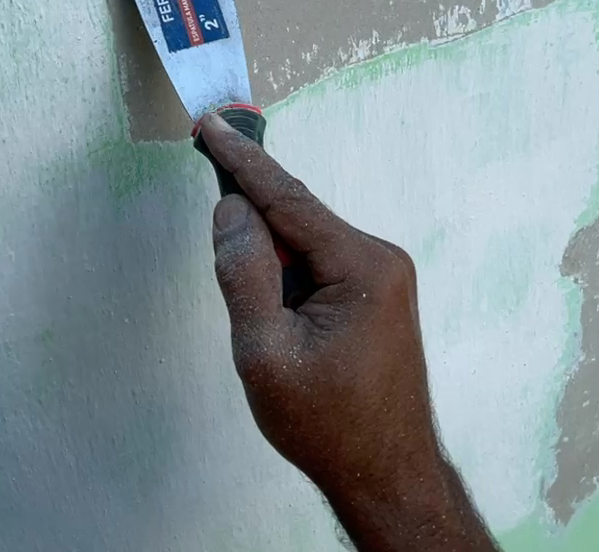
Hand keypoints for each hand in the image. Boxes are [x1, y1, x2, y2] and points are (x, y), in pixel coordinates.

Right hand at [199, 117, 498, 551]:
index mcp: (360, 265)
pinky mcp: (374, 288)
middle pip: (295, 217)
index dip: (242, 160)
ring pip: (302, 239)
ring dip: (269, 261)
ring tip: (267, 325)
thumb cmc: (326, 423)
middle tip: (231, 269)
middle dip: (252, 228)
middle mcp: (378, 256)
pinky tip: (282, 317)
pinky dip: (286, 272)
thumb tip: (231, 208)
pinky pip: (316, 258)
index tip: (211, 122)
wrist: (387, 477)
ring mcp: (381, 272)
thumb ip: (243, 272)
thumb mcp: (264, 353)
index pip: (288, 197)